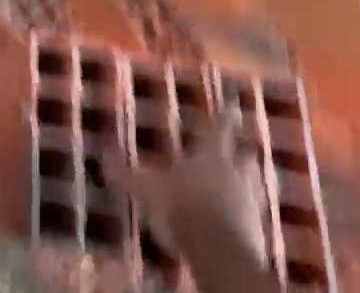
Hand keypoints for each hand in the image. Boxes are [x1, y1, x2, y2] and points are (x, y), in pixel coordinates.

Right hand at [101, 114, 272, 290]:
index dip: (225, 115)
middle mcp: (235, 173)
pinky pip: (253, 210)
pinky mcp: (257, 228)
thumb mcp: (145, 189)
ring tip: (238, 177)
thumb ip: (125, 172)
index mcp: (210, 156)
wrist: (220, 254)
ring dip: (246, 177)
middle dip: (241, 148)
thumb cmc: (181, 208)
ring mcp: (250, 201)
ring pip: (253, 181)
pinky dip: (245, 207)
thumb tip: (102, 154)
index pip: (220, 128)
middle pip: (245, 154)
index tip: (233, 105)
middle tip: (238, 144)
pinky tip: (235, 212)